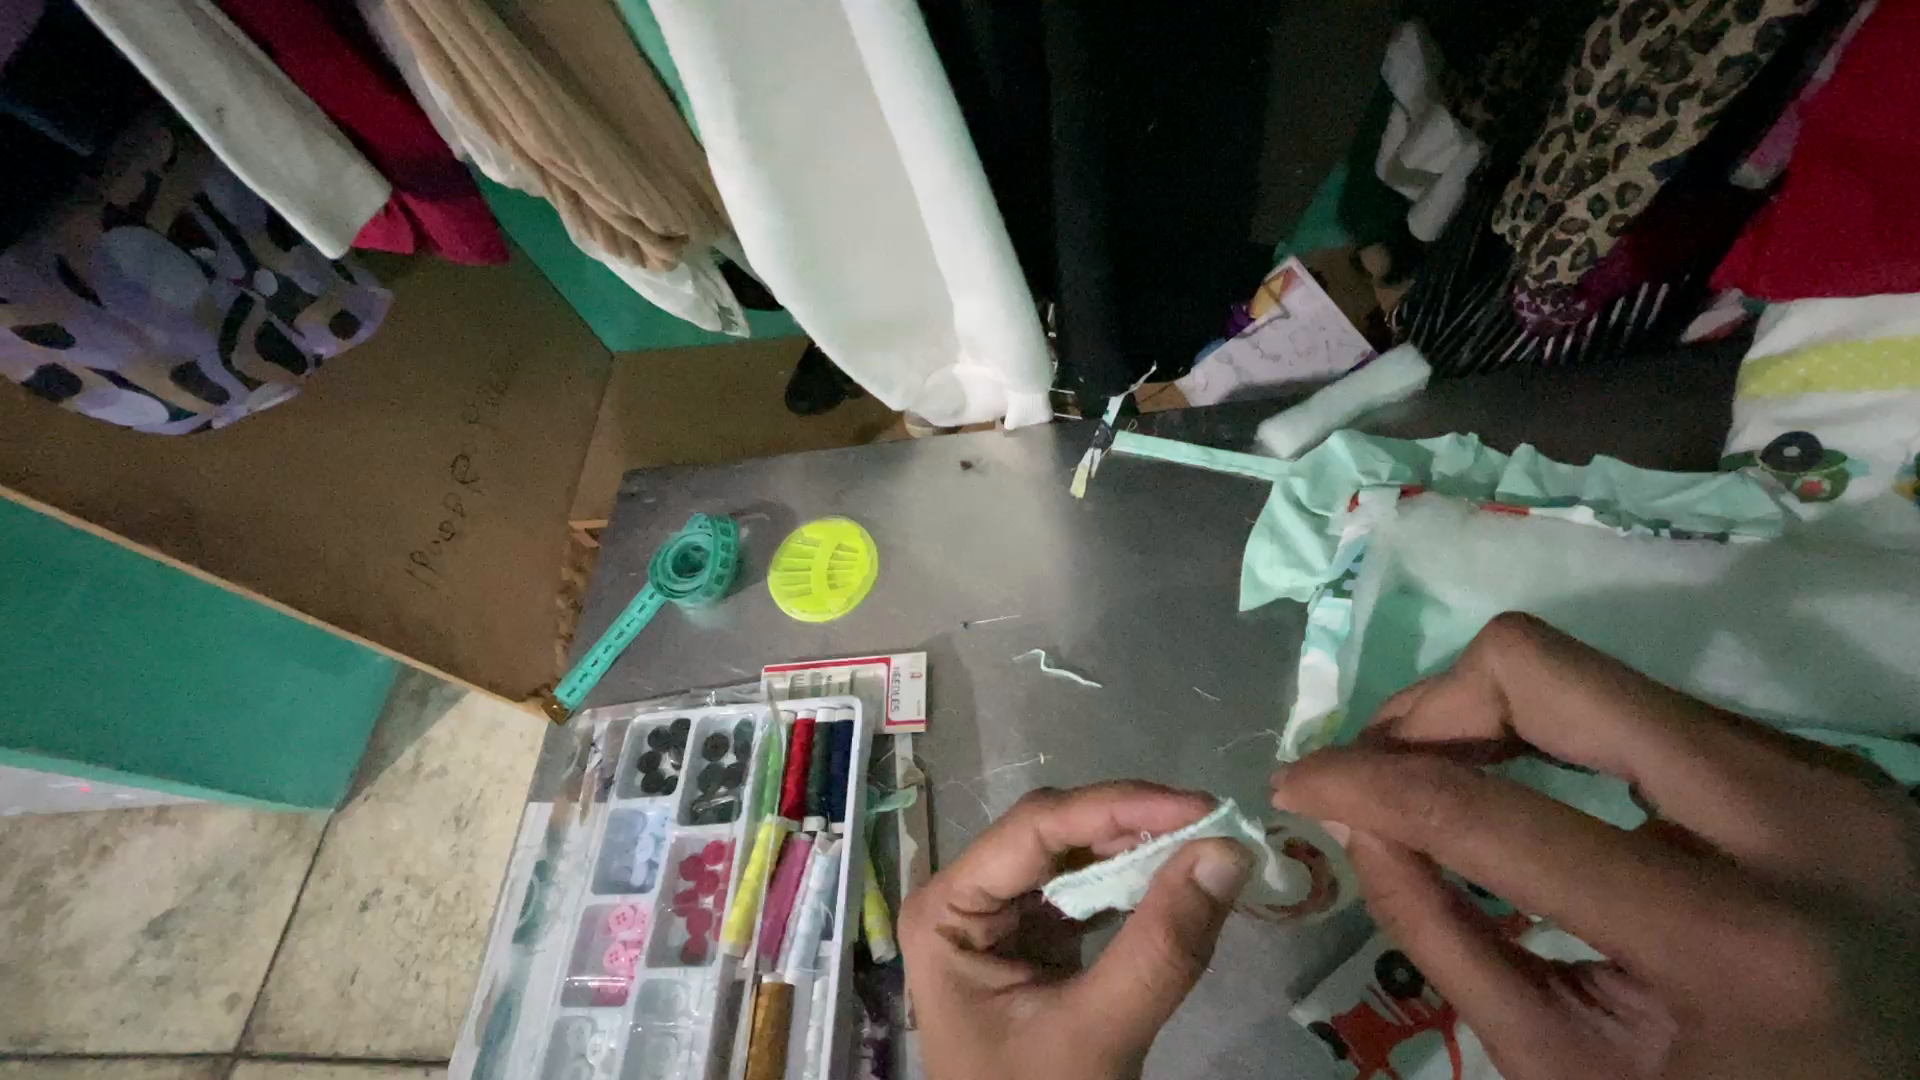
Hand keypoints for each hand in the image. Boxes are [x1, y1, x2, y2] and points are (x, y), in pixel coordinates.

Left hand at [900, 782, 1253, 1079]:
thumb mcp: (1096, 1036)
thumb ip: (1160, 949)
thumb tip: (1226, 855)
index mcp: (948, 907)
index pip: (1034, 828)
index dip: (1118, 807)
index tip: (1199, 808)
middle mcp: (965, 893)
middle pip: (1053, 832)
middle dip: (1132, 824)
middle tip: (1212, 825)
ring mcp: (998, 912)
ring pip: (1071, 854)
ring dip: (1136, 848)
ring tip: (1201, 846)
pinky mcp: (1032, 934)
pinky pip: (1082, 889)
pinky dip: (1130, 883)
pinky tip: (1172, 877)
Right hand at [1273, 612, 1919, 1078]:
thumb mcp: (1568, 1069)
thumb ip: (1438, 931)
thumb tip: (1353, 821)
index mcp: (1737, 939)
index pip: (1483, 811)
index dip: (1361, 784)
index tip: (1297, 782)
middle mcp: (1796, 817)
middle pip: (1534, 666)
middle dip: (1424, 709)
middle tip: (1379, 766)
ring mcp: (1819, 774)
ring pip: (1578, 668)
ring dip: (1475, 714)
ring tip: (1440, 775)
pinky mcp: (1815, 760)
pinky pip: (1626, 701)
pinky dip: (1541, 731)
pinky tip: (1526, 785)